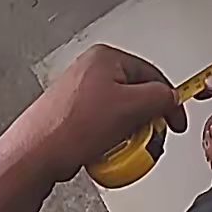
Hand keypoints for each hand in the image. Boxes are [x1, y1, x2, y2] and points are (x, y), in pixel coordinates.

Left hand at [0, 46, 186, 211]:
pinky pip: (104, 125)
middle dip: (145, 120)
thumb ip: (160, 98)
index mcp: (105, 58)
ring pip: (121, 113)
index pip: (152, 75)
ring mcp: (80, 93)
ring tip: (120, 146)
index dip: (169, 101)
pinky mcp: (73, 115)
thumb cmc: (70, 127)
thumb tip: (171, 99)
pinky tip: (104, 150)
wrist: (36, 154)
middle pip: (137, 94)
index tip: (175, 122)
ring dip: (128, 133)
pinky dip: (111, 139)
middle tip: (147, 137)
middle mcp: (90, 70)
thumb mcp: (130, 107)